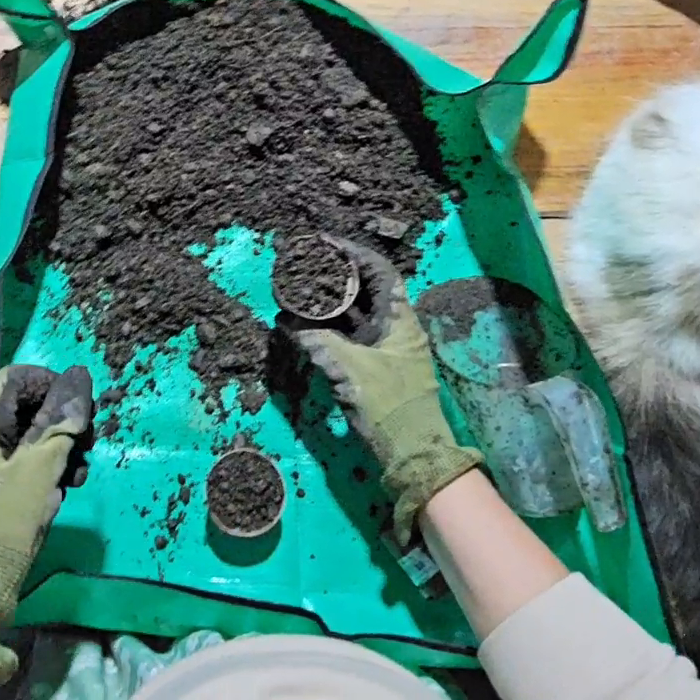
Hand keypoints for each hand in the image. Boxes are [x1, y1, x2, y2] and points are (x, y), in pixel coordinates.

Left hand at [0, 364, 92, 682]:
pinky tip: (59, 489)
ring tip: (78, 474)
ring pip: (15, 436)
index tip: (80, 408)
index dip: (51, 384)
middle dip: (56, 421)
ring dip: (51, 447)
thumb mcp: (38, 472)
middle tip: (87, 444)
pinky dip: (34, 468)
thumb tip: (80, 377)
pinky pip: (6, 461)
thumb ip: (60, 421)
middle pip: (16, 407)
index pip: (13, 378)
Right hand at [283, 240, 480, 542]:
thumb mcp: (350, 370)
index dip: (353, 253)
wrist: (414, 456)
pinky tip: (301, 324)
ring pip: (354, 313)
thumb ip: (318, 342)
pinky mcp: (373, 366)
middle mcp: (394, 327)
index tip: (325, 243)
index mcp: (400, 319)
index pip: (379, 271)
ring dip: (328, 301)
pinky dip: (326, 327)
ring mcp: (384, 347)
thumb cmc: (390, 406)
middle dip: (335, 274)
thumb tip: (286, 322)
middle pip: (365, 288)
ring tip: (298, 288)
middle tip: (305, 264)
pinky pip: (347, 335)